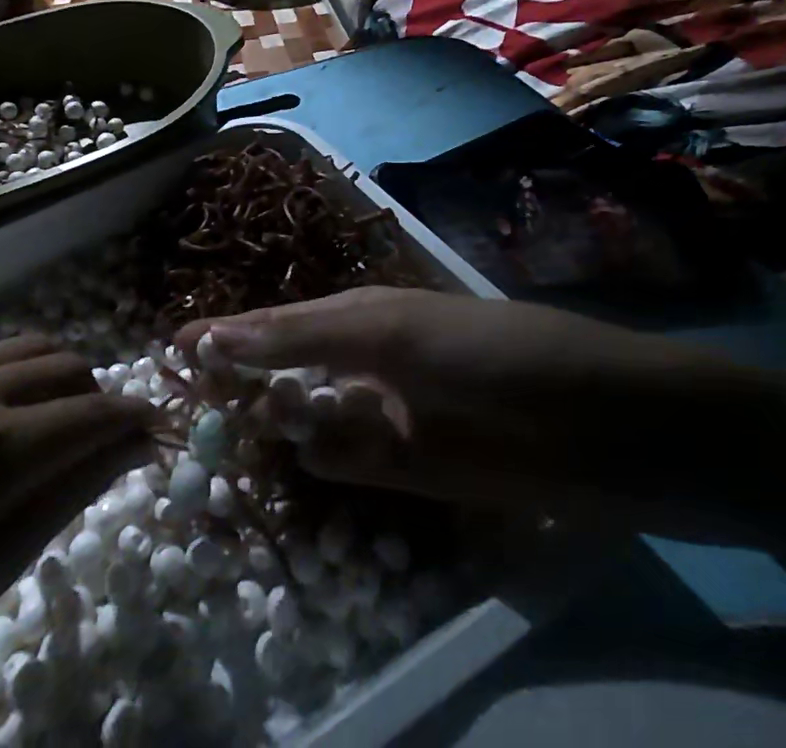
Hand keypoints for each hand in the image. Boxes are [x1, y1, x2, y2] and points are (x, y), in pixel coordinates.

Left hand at [0, 336, 156, 747]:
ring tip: (46, 429)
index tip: (158, 432)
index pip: (94, 413)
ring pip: (17, 349)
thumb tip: (132, 445)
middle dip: (97, 395)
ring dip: (50, 380)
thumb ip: (68, 494)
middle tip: (99, 442)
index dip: (137, 420)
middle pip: (62, 363)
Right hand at [177, 289, 785, 601]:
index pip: (277, 323)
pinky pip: (342, 463)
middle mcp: (364, 363)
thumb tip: (217, 340)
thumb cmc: (498, 354)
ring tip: (242, 425)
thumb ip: (304, 339)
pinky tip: (304, 453)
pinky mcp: (405, 469)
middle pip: (284, 372)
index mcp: (362, 316)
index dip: (227, 335)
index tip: (172, 350)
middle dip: (241, 380)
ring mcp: (383, 417)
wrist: (614, 432)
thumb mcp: (394, 330)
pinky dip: (320, 459)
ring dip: (278, 421)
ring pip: (307, 420)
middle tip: (190, 396)